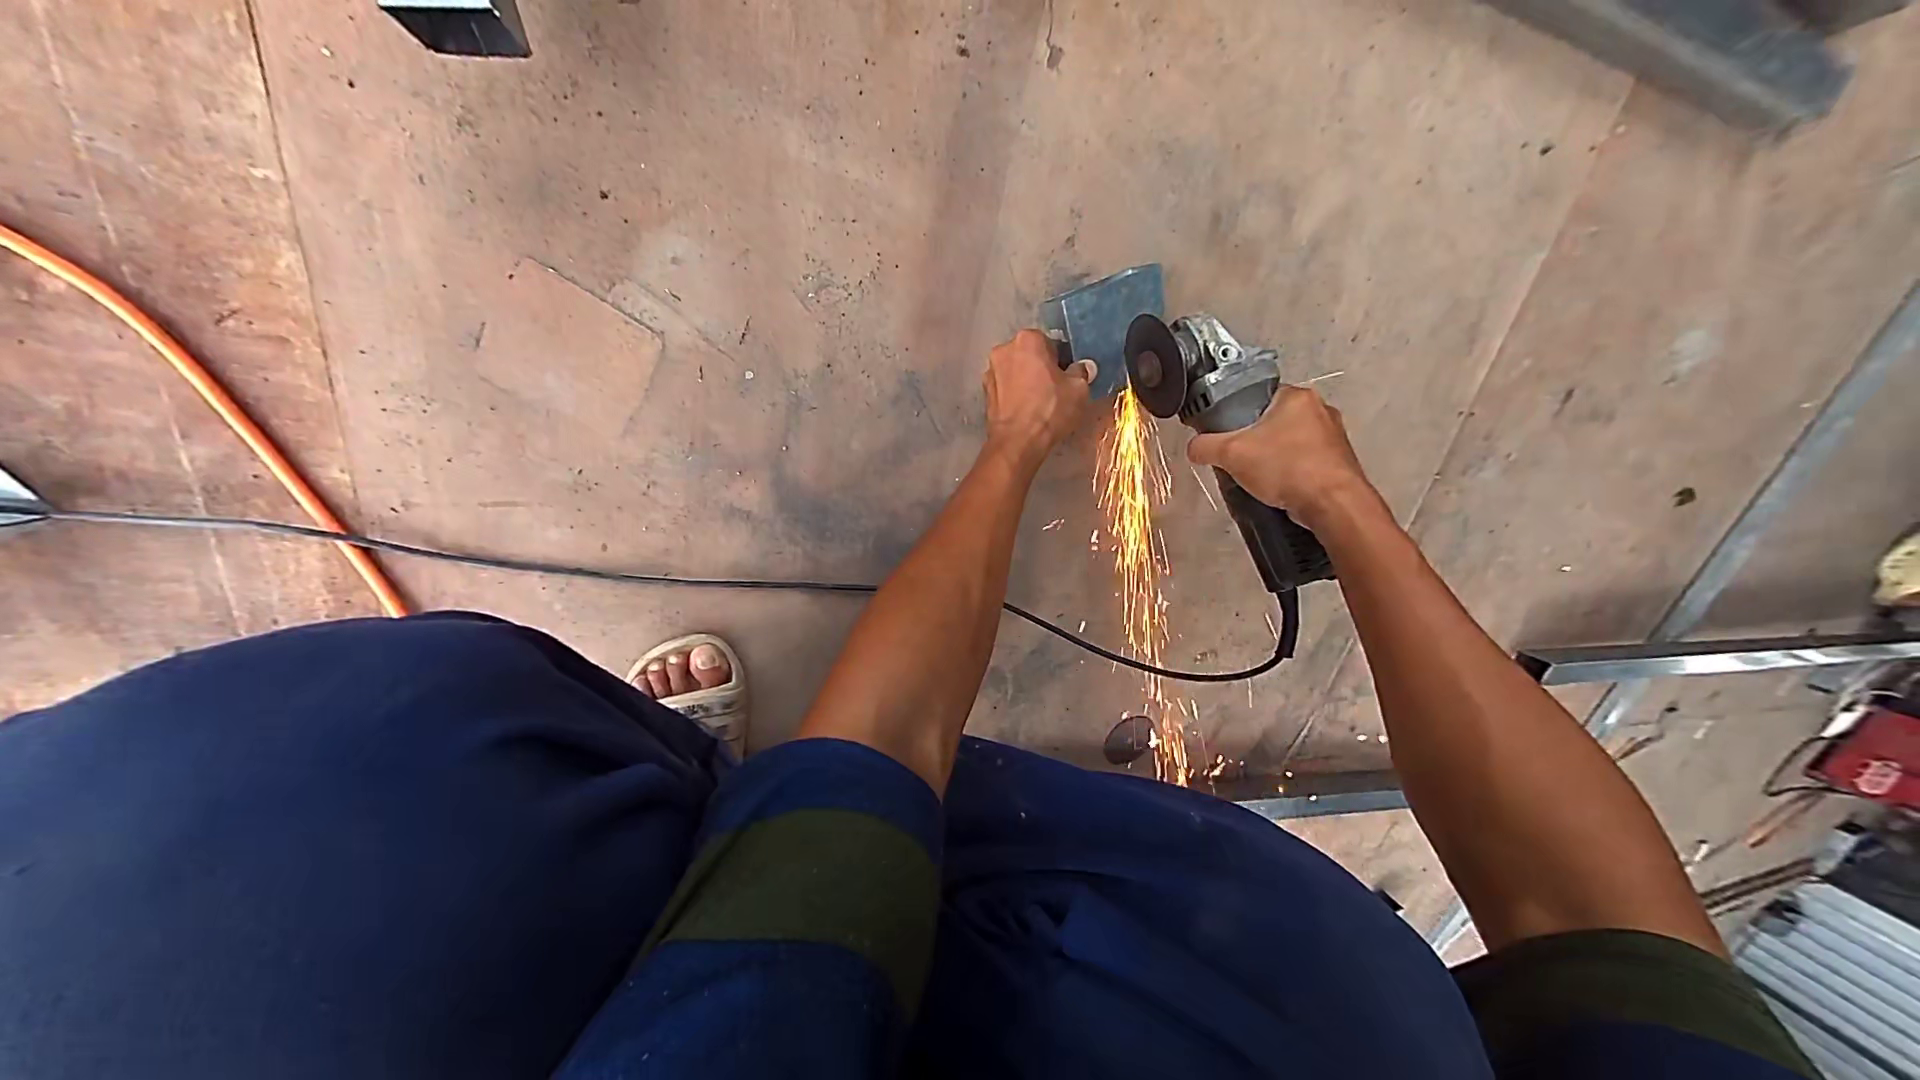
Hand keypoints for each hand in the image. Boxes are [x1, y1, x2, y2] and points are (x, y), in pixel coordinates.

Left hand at [982, 329, 1094, 467]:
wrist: (1017, 442)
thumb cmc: (1050, 409)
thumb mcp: (1079, 389)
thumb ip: (1081, 372)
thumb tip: (1083, 367)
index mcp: (1028, 339)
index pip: (1051, 342)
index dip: (1062, 360)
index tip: (1067, 376)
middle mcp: (1004, 349)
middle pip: (1030, 355)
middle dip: (1041, 368)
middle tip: (1055, 389)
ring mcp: (990, 371)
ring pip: (1015, 371)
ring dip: (1026, 380)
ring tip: (1039, 402)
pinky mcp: (984, 393)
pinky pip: (1005, 387)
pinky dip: (1014, 394)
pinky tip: (1025, 410)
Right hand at [1186, 385, 1376, 528]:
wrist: (1332, 503)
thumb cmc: (1287, 468)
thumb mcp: (1230, 454)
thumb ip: (1205, 446)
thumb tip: (1194, 447)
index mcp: (1296, 396)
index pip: (1258, 396)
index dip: (1237, 415)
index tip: (1227, 434)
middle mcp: (1320, 410)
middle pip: (1273, 421)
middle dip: (1255, 440)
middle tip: (1238, 458)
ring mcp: (1333, 436)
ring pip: (1290, 443)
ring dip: (1273, 458)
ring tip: (1258, 477)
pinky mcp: (1339, 462)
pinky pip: (1305, 462)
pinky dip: (1290, 473)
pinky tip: (1280, 488)